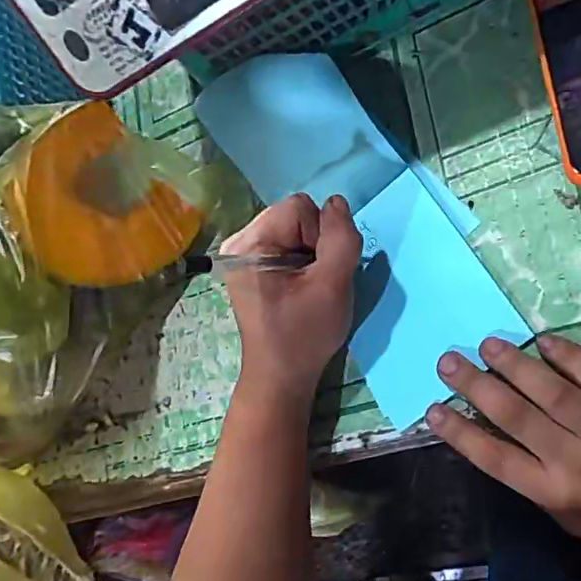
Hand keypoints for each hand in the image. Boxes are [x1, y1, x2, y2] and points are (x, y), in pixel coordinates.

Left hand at [221, 194, 362, 394]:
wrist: (281, 377)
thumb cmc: (305, 335)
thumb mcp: (333, 285)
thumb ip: (340, 238)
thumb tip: (337, 202)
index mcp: (250, 244)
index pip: (301, 207)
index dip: (321, 235)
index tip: (319, 272)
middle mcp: (239, 242)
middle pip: (295, 215)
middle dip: (316, 243)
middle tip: (315, 282)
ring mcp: (242, 254)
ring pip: (294, 229)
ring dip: (312, 253)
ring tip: (307, 287)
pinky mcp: (251, 267)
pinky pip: (287, 244)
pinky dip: (302, 261)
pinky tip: (299, 288)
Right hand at [427, 334, 580, 563]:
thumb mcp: (572, 519)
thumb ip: (535, 480)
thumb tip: (495, 437)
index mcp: (557, 494)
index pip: (496, 460)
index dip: (461, 433)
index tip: (433, 410)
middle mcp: (577, 461)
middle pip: (516, 417)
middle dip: (476, 386)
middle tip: (449, 361)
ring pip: (551, 390)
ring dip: (515, 364)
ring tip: (488, 344)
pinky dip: (567, 354)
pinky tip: (543, 340)